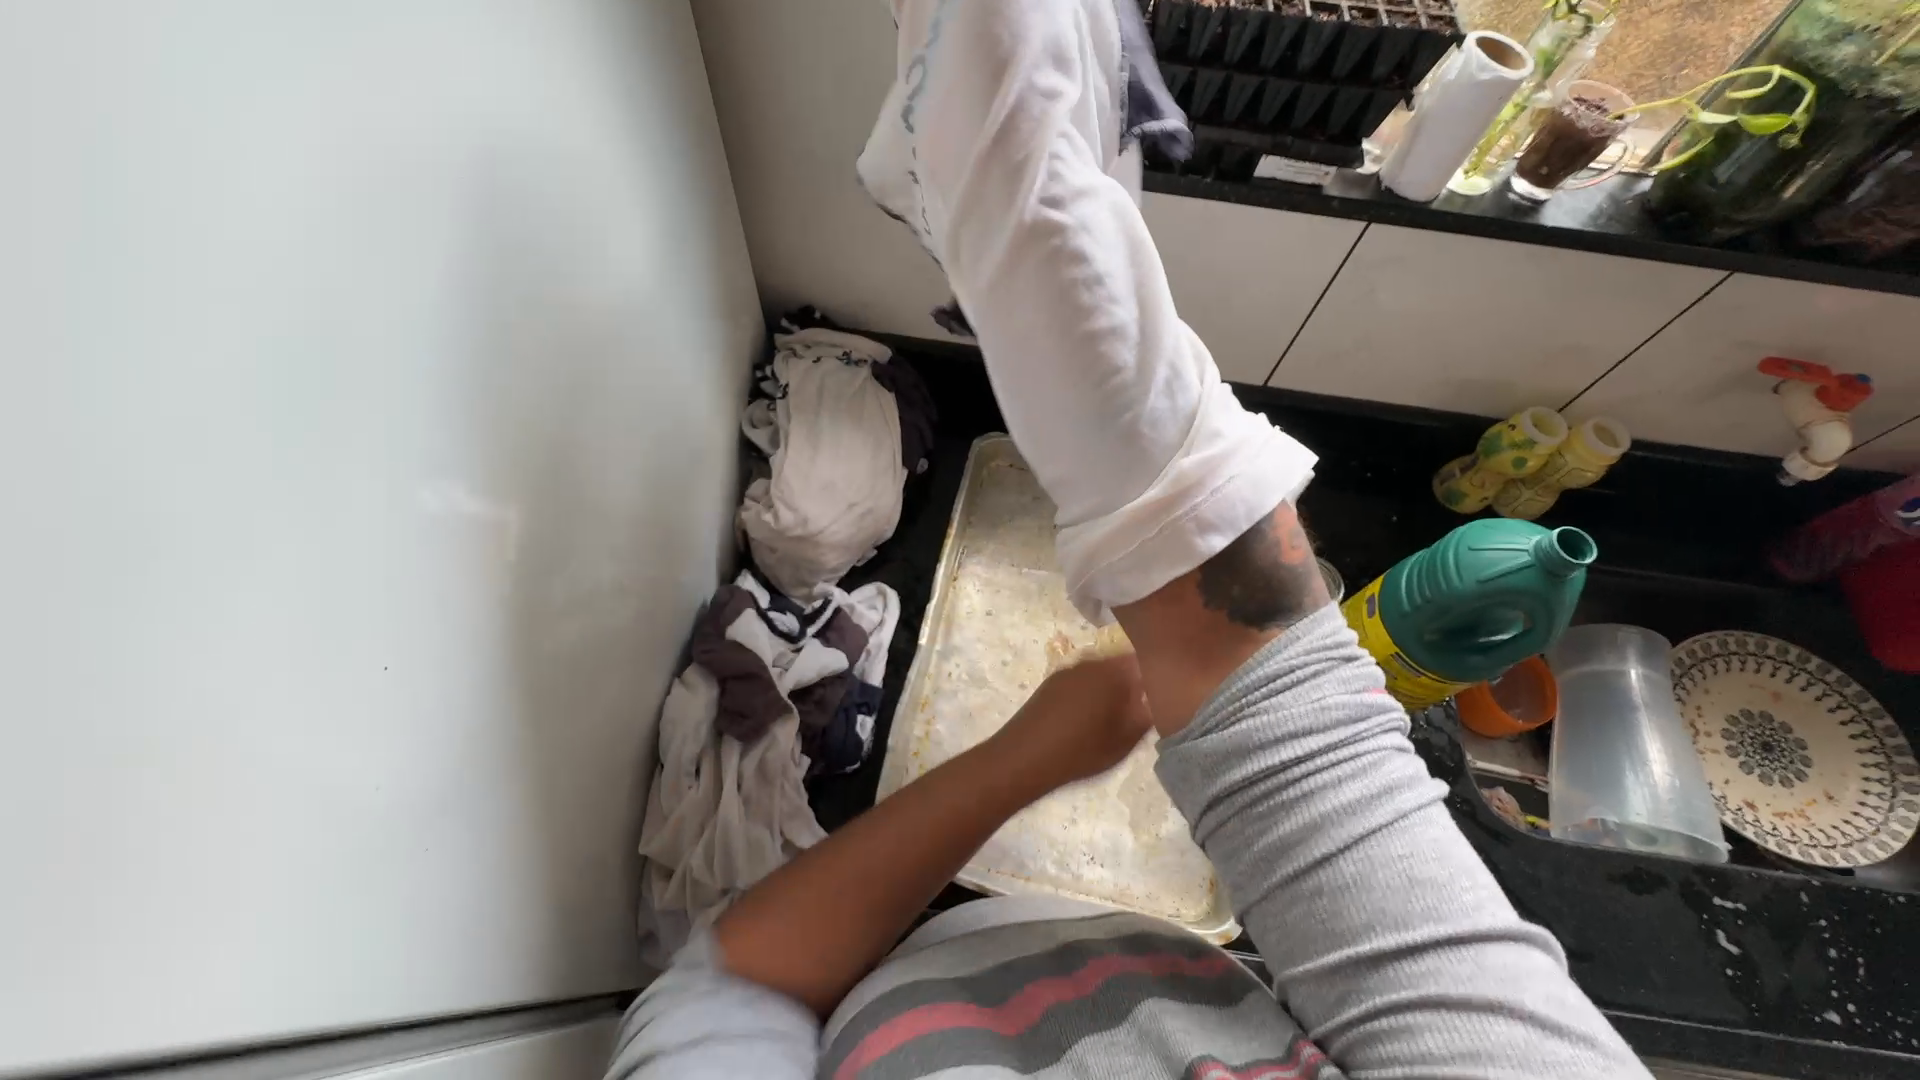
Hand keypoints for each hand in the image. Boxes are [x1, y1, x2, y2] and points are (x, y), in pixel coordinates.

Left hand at [984, 653, 1155, 797]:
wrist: (1024, 756)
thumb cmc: (1080, 750)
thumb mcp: (1124, 739)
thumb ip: (1146, 714)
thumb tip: (1159, 697)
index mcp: (1114, 672)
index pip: (1146, 660)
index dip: (1159, 672)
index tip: (1168, 689)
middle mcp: (1092, 662)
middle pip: (1124, 662)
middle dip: (1137, 678)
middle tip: (1148, 702)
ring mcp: (1070, 669)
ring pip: (1104, 670)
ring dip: (1115, 684)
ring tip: (1121, 711)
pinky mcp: (1054, 680)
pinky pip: (1085, 678)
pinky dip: (1094, 689)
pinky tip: (1093, 713)